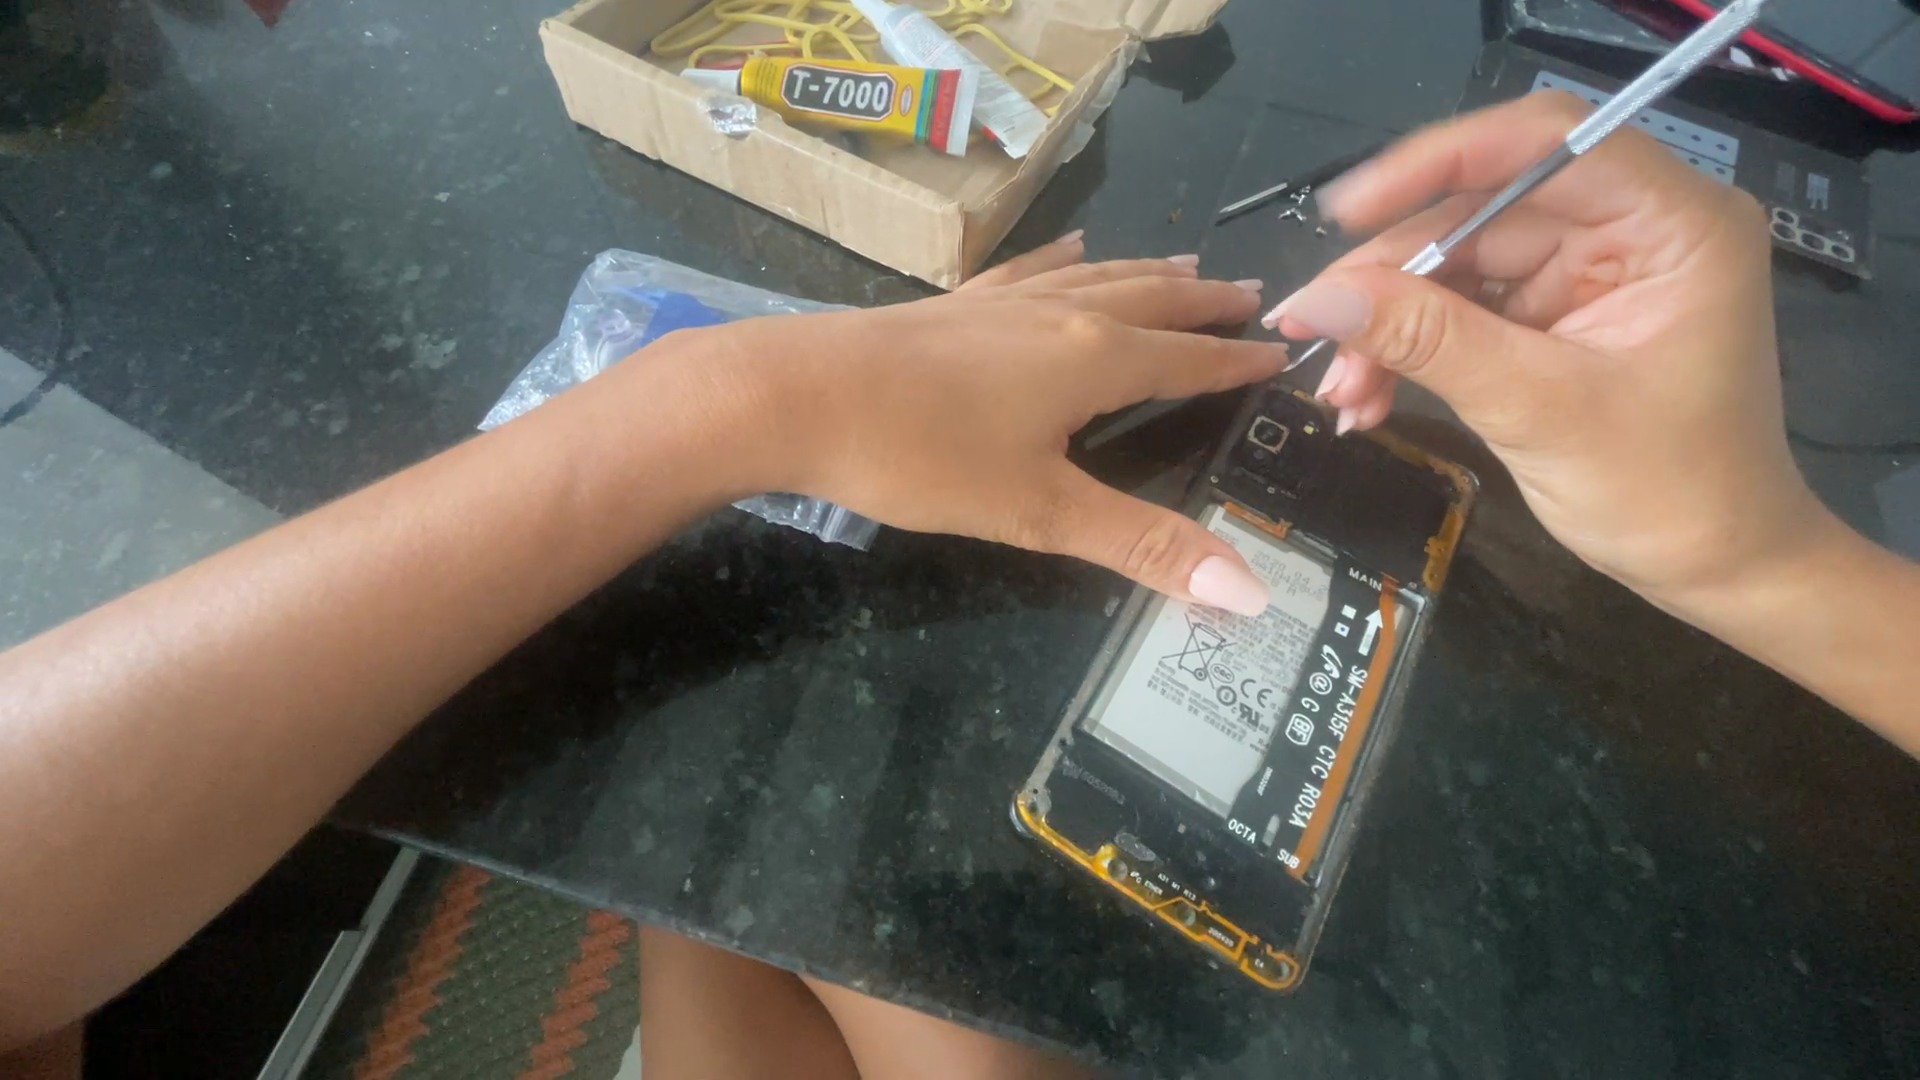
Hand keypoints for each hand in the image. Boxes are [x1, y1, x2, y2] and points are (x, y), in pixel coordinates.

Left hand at [719, 241, 1286, 614]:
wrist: (800, 397)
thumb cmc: (923, 457)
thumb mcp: (1039, 512)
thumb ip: (1140, 546)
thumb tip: (1251, 591)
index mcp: (1092, 361)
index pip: (1186, 358)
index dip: (1235, 360)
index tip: (1280, 350)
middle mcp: (1057, 317)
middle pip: (1149, 301)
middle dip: (1202, 303)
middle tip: (1248, 294)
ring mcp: (999, 303)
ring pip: (1092, 279)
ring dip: (1144, 275)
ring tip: (1180, 265)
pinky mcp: (951, 306)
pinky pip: (1024, 271)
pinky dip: (1059, 261)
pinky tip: (1068, 250)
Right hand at [1261, 91, 1828, 603]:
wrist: (1700, 558)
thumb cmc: (1657, 486)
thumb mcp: (1533, 406)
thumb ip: (1424, 341)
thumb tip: (1315, 300)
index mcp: (1662, 224)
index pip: (1540, 145)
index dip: (1434, 165)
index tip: (1342, 216)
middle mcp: (1615, 233)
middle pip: (1470, 219)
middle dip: (1383, 285)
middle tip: (1309, 335)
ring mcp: (1569, 280)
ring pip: (1441, 275)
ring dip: (1378, 333)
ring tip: (1340, 395)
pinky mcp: (1533, 323)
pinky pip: (1442, 319)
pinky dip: (1395, 358)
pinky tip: (1364, 402)